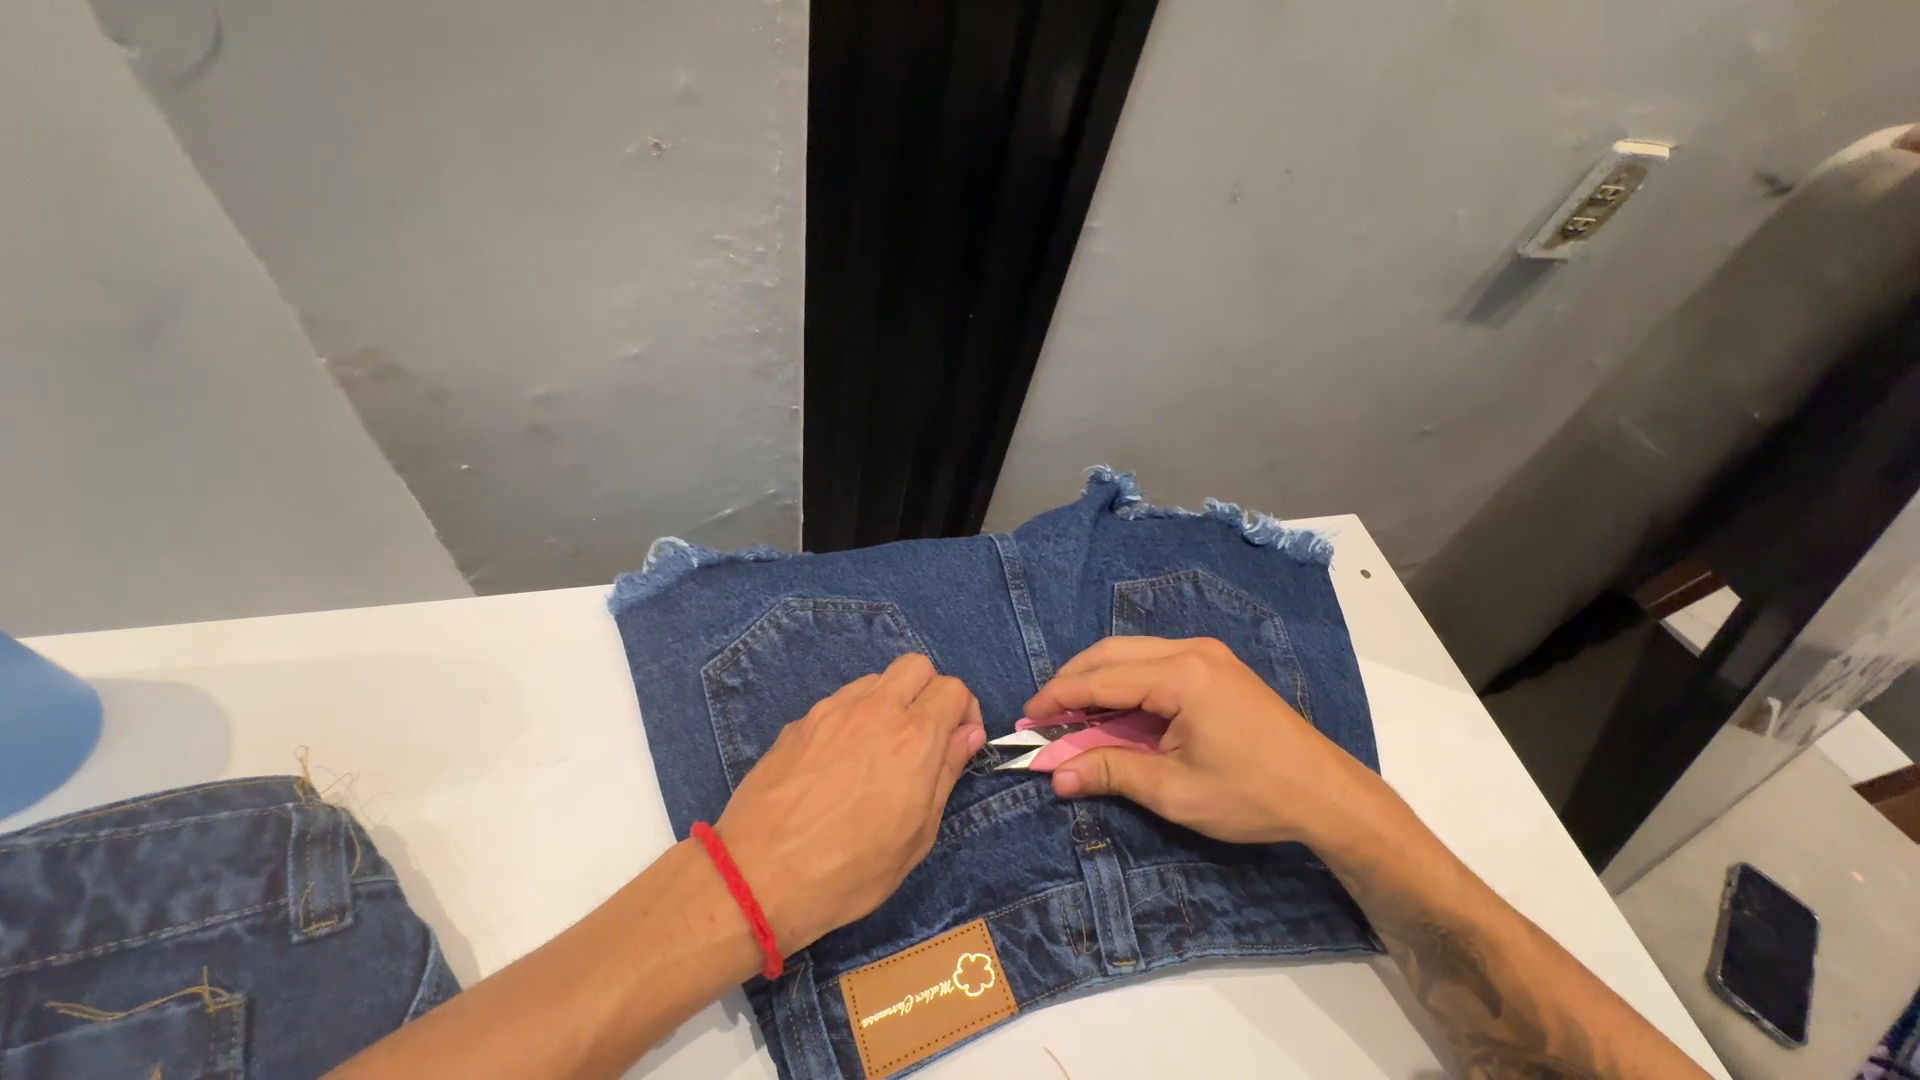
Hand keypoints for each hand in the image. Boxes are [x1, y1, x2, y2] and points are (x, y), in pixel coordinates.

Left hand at [715, 654, 985, 952]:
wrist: (758, 877)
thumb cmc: (850, 870)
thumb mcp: (916, 835)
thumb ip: (945, 773)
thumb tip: (967, 734)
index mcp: (913, 737)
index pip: (953, 688)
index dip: (965, 712)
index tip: (959, 743)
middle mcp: (874, 710)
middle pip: (916, 666)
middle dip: (930, 691)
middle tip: (926, 736)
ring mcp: (831, 712)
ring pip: (876, 680)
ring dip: (891, 701)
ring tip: (881, 749)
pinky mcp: (798, 723)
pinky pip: (839, 703)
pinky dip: (854, 718)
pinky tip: (841, 763)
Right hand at [1024, 636, 1383, 845]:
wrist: (1327, 794)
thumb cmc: (1251, 795)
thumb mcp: (1174, 791)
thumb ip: (1111, 772)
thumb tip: (1056, 775)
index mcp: (1181, 675)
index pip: (1101, 678)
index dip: (1058, 697)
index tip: (1026, 719)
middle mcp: (1192, 650)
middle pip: (1111, 653)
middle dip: (1071, 681)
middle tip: (1043, 715)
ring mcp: (1208, 654)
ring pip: (1132, 653)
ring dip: (1097, 678)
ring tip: (1071, 714)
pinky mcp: (1217, 666)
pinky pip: (1155, 661)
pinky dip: (1125, 681)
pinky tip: (1113, 708)